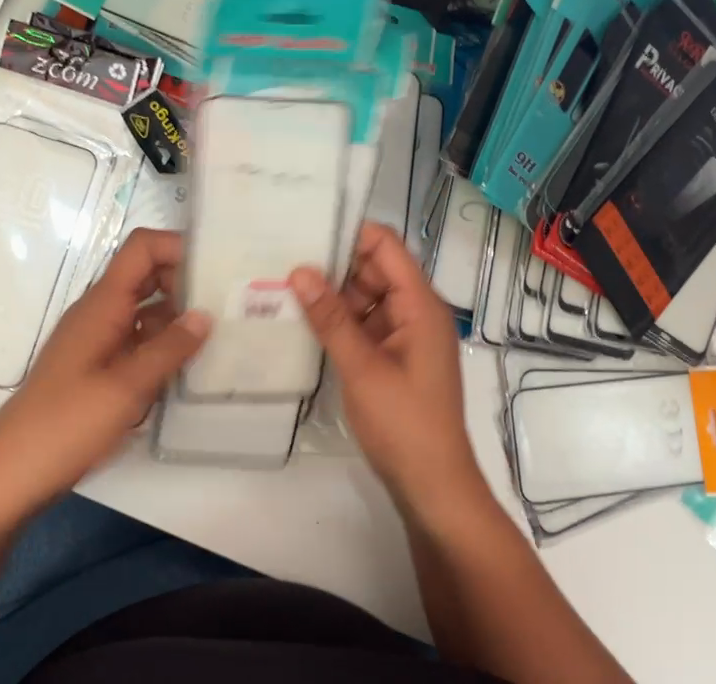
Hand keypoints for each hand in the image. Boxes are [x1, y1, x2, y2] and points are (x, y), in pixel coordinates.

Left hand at [0, 228, 208, 514]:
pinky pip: (138, 341)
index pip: (142, 248)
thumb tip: (206, 314)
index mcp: (103, 304)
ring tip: (224, 333)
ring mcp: (98, 341)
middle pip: (147, 275)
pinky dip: (164, 345)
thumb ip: (169, 348)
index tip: (217, 268)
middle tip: (231, 302)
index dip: (178, 247)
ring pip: (146, 310)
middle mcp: (100, 313)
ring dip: (179, 316)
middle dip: (187, 281)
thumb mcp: (126, 387)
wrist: (13, 473)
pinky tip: (191, 367)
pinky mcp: (99, 369)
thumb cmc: (67, 424)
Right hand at [291, 222, 485, 519]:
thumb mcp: (362, 368)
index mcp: (420, 305)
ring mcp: (406, 336)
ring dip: (333, 296)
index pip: (386, 246)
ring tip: (283, 287)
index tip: (305, 228)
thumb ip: (331, 318)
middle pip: (374, 270)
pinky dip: (339, 322)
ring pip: (366, 298)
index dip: (350, 233)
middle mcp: (416, 312)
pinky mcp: (394, 358)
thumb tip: (299, 270)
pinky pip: (365, 325)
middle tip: (282, 258)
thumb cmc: (404, 423)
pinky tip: (303, 322)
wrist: (433, 486)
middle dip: (333, 265)